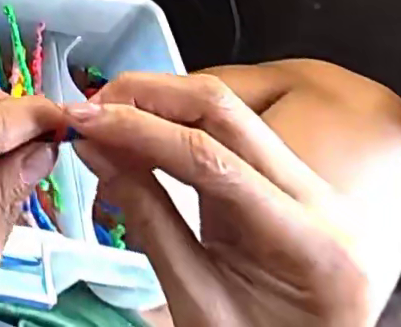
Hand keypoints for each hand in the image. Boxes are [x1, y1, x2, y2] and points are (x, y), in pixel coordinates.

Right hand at [68, 73, 374, 326]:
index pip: (208, 154)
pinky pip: (221, 128)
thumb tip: (90, 145)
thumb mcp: (197, 304)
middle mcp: (320, 198)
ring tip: (103, 115)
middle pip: (219, 108)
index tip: (80, 119)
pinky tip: (135, 126)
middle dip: (144, 95)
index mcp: (311, 243)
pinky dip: (169, 119)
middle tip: (88, 109)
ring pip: (219, 107)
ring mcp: (307, 182)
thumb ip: (145, 215)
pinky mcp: (285, 176)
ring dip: (153, 100)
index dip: (136, 127)